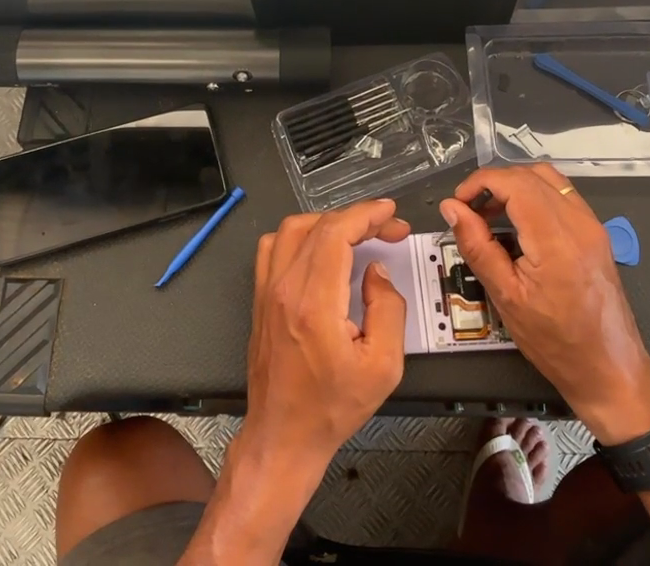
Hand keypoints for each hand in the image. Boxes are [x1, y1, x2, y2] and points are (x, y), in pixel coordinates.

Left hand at [245, 198, 411, 461]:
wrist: (283, 436)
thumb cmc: (332, 408)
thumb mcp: (382, 366)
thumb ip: (387, 310)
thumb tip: (378, 272)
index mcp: (314, 304)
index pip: (335, 233)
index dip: (366, 215)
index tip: (389, 214)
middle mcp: (283, 289)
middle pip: (315, 225)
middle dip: (355, 218)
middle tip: (386, 229)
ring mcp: (266, 292)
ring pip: (289, 230)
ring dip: (325, 222)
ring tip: (356, 235)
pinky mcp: (259, 299)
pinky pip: (273, 248)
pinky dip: (300, 237)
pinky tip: (321, 251)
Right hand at [440, 164, 649, 444]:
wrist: (609, 368)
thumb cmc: (554, 341)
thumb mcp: (505, 296)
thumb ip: (476, 245)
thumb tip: (452, 208)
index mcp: (555, 237)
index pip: (513, 182)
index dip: (479, 182)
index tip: (458, 204)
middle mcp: (579, 222)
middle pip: (530, 174)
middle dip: (494, 183)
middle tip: (469, 211)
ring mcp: (592, 225)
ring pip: (549, 179)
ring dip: (515, 186)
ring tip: (491, 215)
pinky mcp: (597, 234)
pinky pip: (563, 196)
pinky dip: (535, 196)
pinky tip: (518, 224)